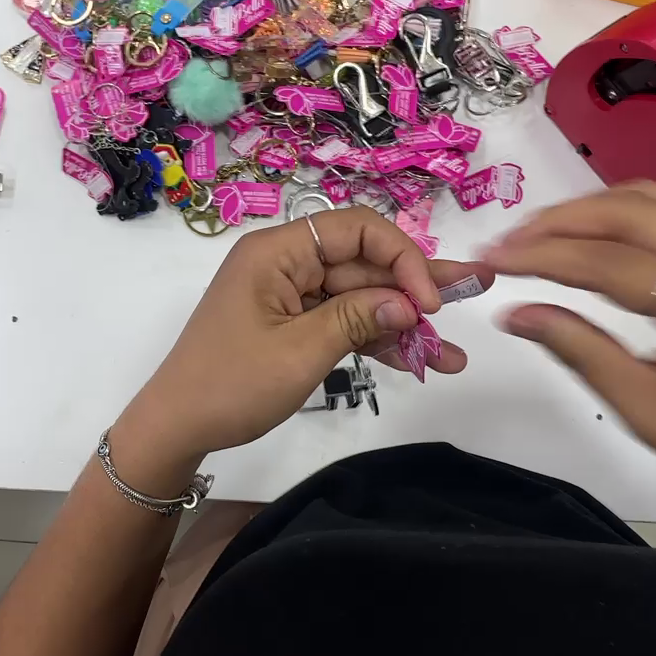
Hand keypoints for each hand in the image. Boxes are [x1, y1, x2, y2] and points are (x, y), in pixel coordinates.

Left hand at [114, 207, 492, 478]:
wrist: (178, 426)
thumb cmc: (230, 384)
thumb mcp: (300, 352)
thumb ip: (357, 319)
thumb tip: (410, 302)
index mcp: (277, 251)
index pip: (355, 229)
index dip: (401, 257)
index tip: (431, 303)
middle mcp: (285, 262)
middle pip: (362, 263)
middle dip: (415, 288)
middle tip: (478, 289)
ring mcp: (289, 294)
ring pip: (358, 296)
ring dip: (402, 322)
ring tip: (454, 353)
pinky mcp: (291, 323)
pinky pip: (342, 321)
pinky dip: (374, 340)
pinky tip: (419, 362)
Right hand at [481, 182, 655, 521]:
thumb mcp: (650, 414)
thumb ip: (580, 351)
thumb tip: (512, 312)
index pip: (621, 265)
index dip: (549, 256)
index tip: (493, 259)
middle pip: (639, 214)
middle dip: (562, 221)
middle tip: (507, 241)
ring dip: (589, 210)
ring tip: (536, 234)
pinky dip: (622, 216)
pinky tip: (587, 235)